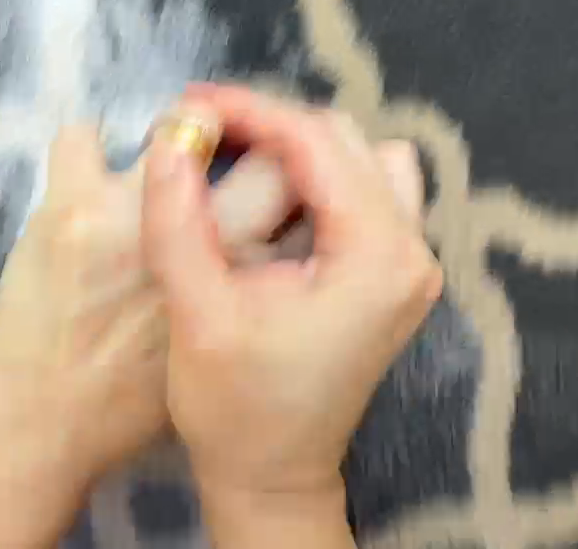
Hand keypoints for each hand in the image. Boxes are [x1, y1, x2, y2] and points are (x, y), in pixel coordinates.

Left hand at [0, 121, 295, 490]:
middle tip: (206, 143)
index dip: (281, 162)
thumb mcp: (212, 343)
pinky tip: (85, 167)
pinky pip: (81, 135)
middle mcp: (202, 234)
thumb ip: (240, 285)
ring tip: (142, 165)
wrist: (42, 416)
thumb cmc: (131, 397)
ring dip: (164, 140)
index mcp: (244, 274)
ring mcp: (133, 212)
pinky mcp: (72, 203)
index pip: (293, 184)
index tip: (256, 157)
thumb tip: (254, 228)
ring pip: (173, 128)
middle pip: (254, 143)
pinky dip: (83, 147)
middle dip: (239, 135)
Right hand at [140, 86, 441, 524]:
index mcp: (375, 258)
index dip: (248, 109)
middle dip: (266, 120)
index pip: (316, 142)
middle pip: (341, 139)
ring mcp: (404, 260)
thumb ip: (177, 221)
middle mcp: (408, 250)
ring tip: (227, 147)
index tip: (188, 101)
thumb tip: (169, 136)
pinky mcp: (385, 269)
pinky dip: (307, 167)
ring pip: (354, 154)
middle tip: (199, 125)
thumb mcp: (196, 313)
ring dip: (289, 140)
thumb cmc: (234, 406)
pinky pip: (356, 184)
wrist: (271, 476)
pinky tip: (262, 182)